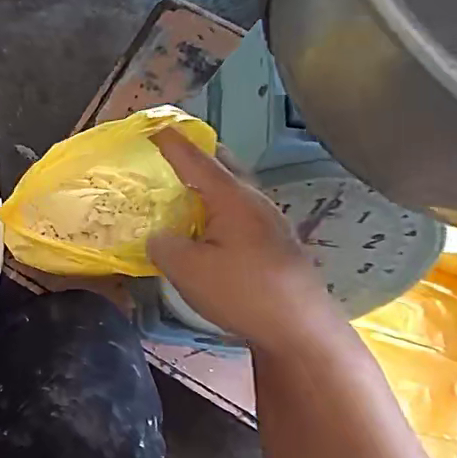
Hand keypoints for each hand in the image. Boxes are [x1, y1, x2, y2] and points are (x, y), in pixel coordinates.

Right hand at [147, 128, 335, 347]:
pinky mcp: (277, 246)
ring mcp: (271, 224)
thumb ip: (164, 246)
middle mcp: (256, 202)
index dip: (174, 144)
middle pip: (225, 168)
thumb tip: (160, 237)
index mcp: (232, 198)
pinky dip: (221, 213)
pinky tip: (211, 234)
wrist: (300, 328)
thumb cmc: (243, 292)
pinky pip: (242, 216)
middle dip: (199, 158)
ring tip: (187, 197)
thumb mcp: (188, 270)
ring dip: (211, 189)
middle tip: (173, 159)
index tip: (156, 128)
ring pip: (235, 193)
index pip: (197, 160)